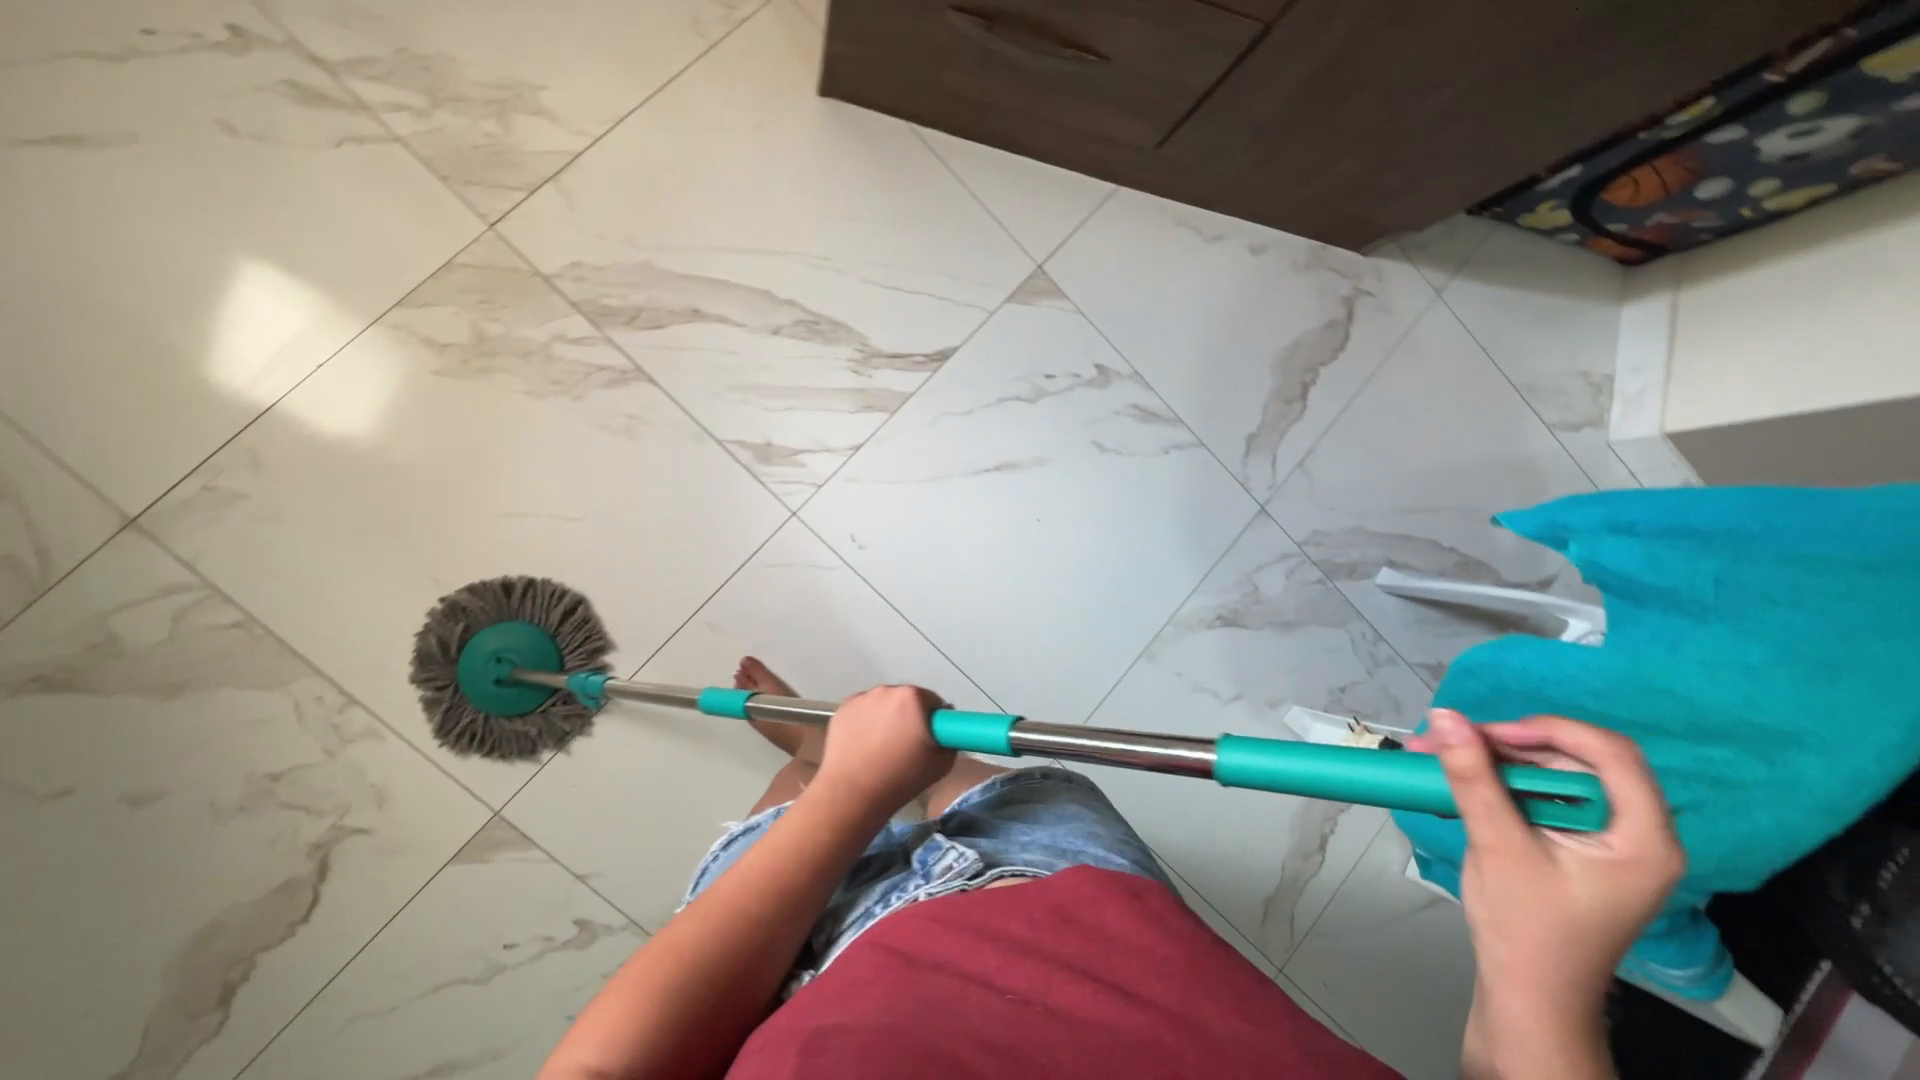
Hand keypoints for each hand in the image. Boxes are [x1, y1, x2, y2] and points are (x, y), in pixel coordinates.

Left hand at [812, 685, 954, 815]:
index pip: (933, 702)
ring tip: (882, 747)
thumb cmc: (902, 778)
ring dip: (887, 718)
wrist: (853, 793)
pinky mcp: (841, 710)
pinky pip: (862, 711)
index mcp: (913, 697)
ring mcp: (861, 699)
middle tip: (906, 746)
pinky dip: (865, 722)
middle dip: (909, 717)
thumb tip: (943, 731)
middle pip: (906, 700)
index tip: (928, 739)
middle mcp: (887, 690)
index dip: (934, 720)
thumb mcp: (942, 764)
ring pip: (882, 704)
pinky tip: (863, 745)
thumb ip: (951, 741)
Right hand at [1406, 710, 1683, 1077]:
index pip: (1612, 754)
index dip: (1550, 731)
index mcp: (1644, 839)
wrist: (1527, 996)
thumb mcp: (1497, 845)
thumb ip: (1473, 778)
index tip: (1487, 733)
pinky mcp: (1580, 850)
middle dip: (1513, 746)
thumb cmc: (1525, 928)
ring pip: (1557, 776)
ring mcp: (1609, 844)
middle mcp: (1638, 835)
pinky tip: (1463, 782)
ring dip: (1500, 763)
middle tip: (1455, 741)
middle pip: (1580, 762)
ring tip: (1444, 756)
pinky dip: (1505, 786)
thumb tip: (1443, 716)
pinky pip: (1546, 800)